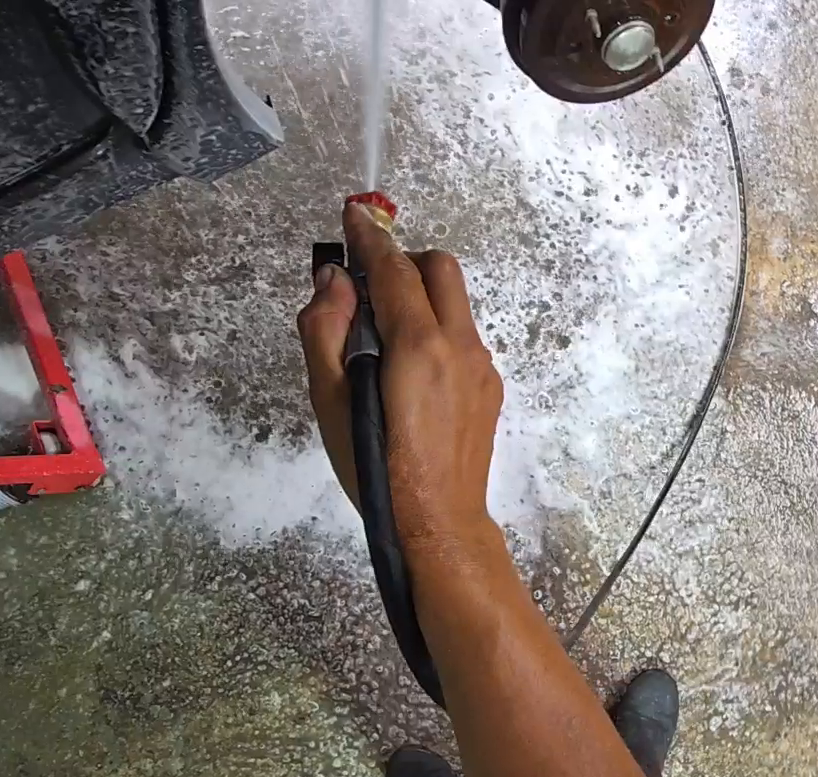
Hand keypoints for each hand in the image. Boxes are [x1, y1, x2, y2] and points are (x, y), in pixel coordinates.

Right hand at [298, 202, 505, 561]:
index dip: (370, 237)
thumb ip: (325, 329)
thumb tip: (336, 280)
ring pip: (457, 304)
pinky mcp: (492, 390)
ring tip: (386, 337)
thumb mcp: (329, 400)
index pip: (395, 268)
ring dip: (423, 299)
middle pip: (441, 269)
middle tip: (369, 288)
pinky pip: (465, 338)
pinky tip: (413, 371)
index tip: (353, 215)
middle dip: (405, 262)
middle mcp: (462, 347)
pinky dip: (439, 331)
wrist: (438, 519)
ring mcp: (483, 369)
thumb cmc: (375, 466)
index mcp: (421, 346)